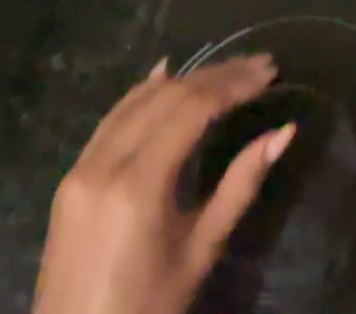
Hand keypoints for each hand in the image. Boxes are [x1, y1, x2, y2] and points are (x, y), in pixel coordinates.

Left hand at [34, 56, 295, 313]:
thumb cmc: (147, 305)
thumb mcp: (201, 249)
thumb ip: (241, 185)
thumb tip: (284, 132)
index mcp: (138, 187)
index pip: (191, 110)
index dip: (233, 85)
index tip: (268, 74)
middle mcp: (103, 165)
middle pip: (166, 97)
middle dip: (216, 75)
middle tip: (259, 66)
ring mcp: (80, 169)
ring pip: (137, 101)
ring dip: (185, 78)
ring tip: (228, 68)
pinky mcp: (71, 177)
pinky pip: (112, 119)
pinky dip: (143, 93)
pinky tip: (166, 74)